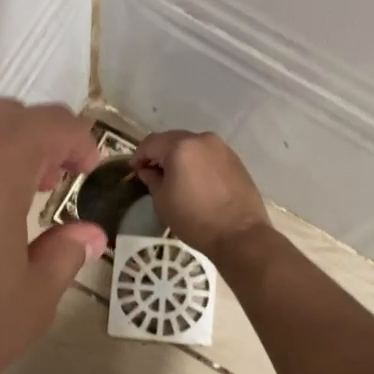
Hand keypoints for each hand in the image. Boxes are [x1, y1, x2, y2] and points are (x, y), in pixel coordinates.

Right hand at [131, 130, 270, 258]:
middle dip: (159, 154)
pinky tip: (195, 180)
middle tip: (152, 172)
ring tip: (174, 177)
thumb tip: (148, 170)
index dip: (139, 156)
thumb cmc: (194, 219)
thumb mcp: (163, 201)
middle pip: (172, 139)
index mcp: (180, 147)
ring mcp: (222, 148)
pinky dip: (197, 162)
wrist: (239, 234)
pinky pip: (208, 154)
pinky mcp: (235, 159)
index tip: (134, 170)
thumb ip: (152, 179)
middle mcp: (202, 139)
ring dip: (179, 156)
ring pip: (192, 146)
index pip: (151, 143)